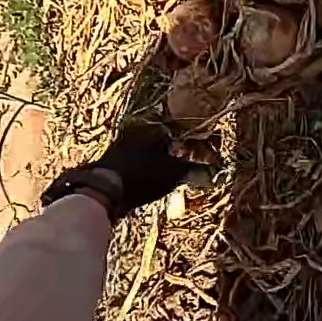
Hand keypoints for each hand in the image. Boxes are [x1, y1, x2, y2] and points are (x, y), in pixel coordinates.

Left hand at [50, 124, 203, 220]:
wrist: (103, 190)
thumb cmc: (143, 175)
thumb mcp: (174, 173)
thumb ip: (195, 171)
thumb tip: (219, 171)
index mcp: (151, 130)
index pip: (173, 134)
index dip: (184, 148)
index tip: (189, 161)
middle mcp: (133, 133)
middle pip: (157, 143)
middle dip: (167, 156)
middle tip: (176, 172)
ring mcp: (118, 147)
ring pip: (143, 154)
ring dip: (152, 166)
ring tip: (161, 182)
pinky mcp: (108, 163)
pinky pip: (131, 166)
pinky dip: (140, 174)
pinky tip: (143, 187)